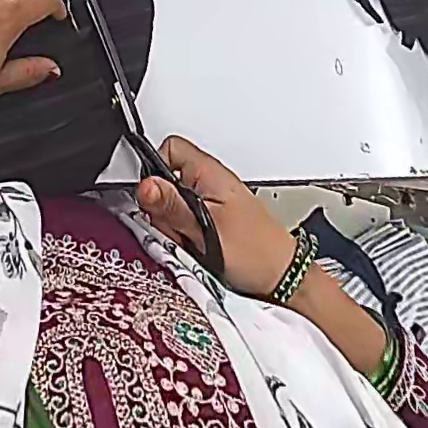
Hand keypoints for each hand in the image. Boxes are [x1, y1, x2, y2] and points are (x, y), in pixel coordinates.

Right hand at [137, 137, 390, 372]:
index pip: (169, 148)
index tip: (154, 199)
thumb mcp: (206, 230)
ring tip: (193, 243)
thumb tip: (145, 185)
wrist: (283, 279)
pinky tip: (197, 249)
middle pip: (165, 181)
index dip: (154, 170)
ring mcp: (211, 201)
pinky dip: (185, 236)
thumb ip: (172, 206)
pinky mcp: (213, 220)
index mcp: (209, 172)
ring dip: (174, 226)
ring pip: (172, 205)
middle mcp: (210, 181)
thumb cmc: (256, 252)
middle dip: (163, 209)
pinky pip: (184, 221)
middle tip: (178, 228)